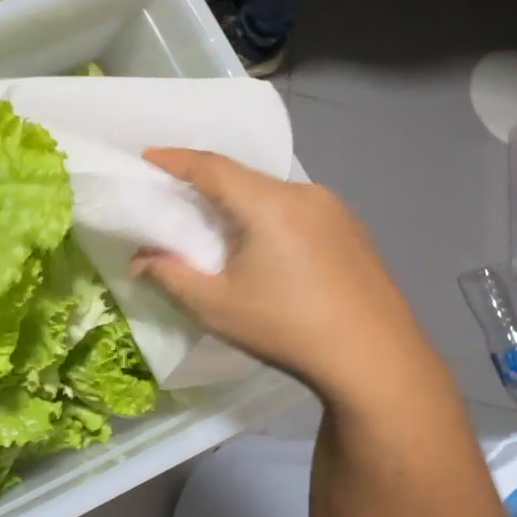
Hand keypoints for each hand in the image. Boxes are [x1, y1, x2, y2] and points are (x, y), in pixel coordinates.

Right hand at [131, 148, 433, 400]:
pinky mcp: (351, 229)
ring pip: (271, 193)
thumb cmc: (287, 328)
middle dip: (205, 183)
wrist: (376, 359)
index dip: (175, 159)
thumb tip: (139, 258)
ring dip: (239, 202)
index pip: (211, 167)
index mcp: (269, 204)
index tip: (146, 157)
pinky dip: (268, 215)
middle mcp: (304, 194)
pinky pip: (296, 208)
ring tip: (216, 226)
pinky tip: (262, 246)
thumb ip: (170, 275)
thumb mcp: (215, 306)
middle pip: (243, 177)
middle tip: (174, 197)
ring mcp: (334, 210)